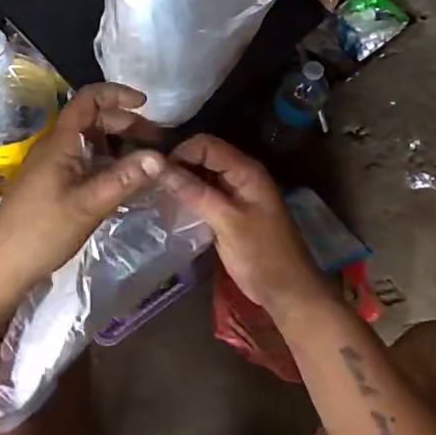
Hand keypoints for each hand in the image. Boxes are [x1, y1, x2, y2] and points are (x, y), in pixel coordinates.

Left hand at [0, 84, 165, 309]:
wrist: (0, 269)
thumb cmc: (41, 232)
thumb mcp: (89, 205)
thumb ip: (125, 179)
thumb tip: (161, 158)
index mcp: (60, 142)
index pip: (87, 100)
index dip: (116, 94)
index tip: (144, 103)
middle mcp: (56, 147)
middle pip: (93, 120)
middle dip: (126, 122)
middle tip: (156, 140)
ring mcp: (53, 167)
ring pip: (90, 142)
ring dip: (119, 143)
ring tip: (147, 159)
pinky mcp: (53, 186)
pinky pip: (86, 161)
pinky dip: (109, 162)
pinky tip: (126, 180)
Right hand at [158, 135, 331, 318]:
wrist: (286, 289)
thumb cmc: (262, 254)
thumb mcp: (228, 222)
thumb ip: (196, 193)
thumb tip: (161, 168)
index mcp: (246, 170)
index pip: (207, 144)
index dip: (181, 153)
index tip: (155, 172)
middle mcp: (240, 175)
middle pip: (203, 156)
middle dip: (177, 165)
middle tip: (149, 183)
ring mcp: (234, 193)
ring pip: (201, 175)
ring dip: (180, 182)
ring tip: (153, 194)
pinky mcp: (228, 211)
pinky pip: (204, 194)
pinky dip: (187, 197)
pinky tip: (168, 208)